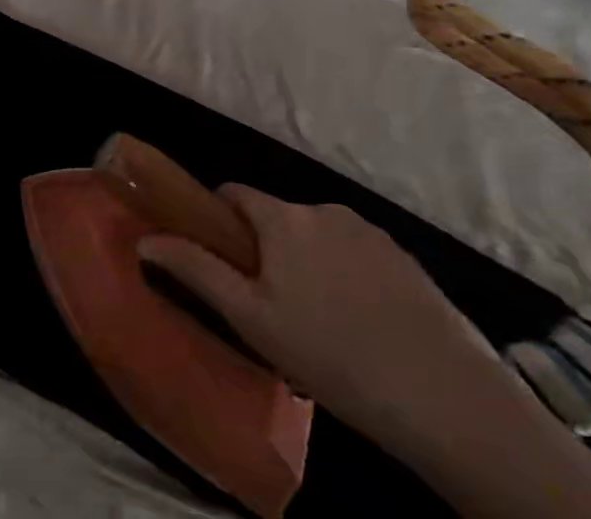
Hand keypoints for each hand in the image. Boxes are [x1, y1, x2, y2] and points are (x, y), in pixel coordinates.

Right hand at [138, 187, 513, 447]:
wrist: (445, 397)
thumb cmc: (329, 353)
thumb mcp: (249, 317)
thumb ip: (195, 269)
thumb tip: (145, 239)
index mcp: (284, 217)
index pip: (233, 192)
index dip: (215, 218)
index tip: (216, 258)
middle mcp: (326, 209)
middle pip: (275, 216)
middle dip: (262, 248)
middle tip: (265, 305)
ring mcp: (372, 232)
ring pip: (315, 236)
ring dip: (303, 260)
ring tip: (314, 322)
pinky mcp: (406, 258)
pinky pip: (353, 253)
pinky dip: (342, 274)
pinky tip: (356, 324)